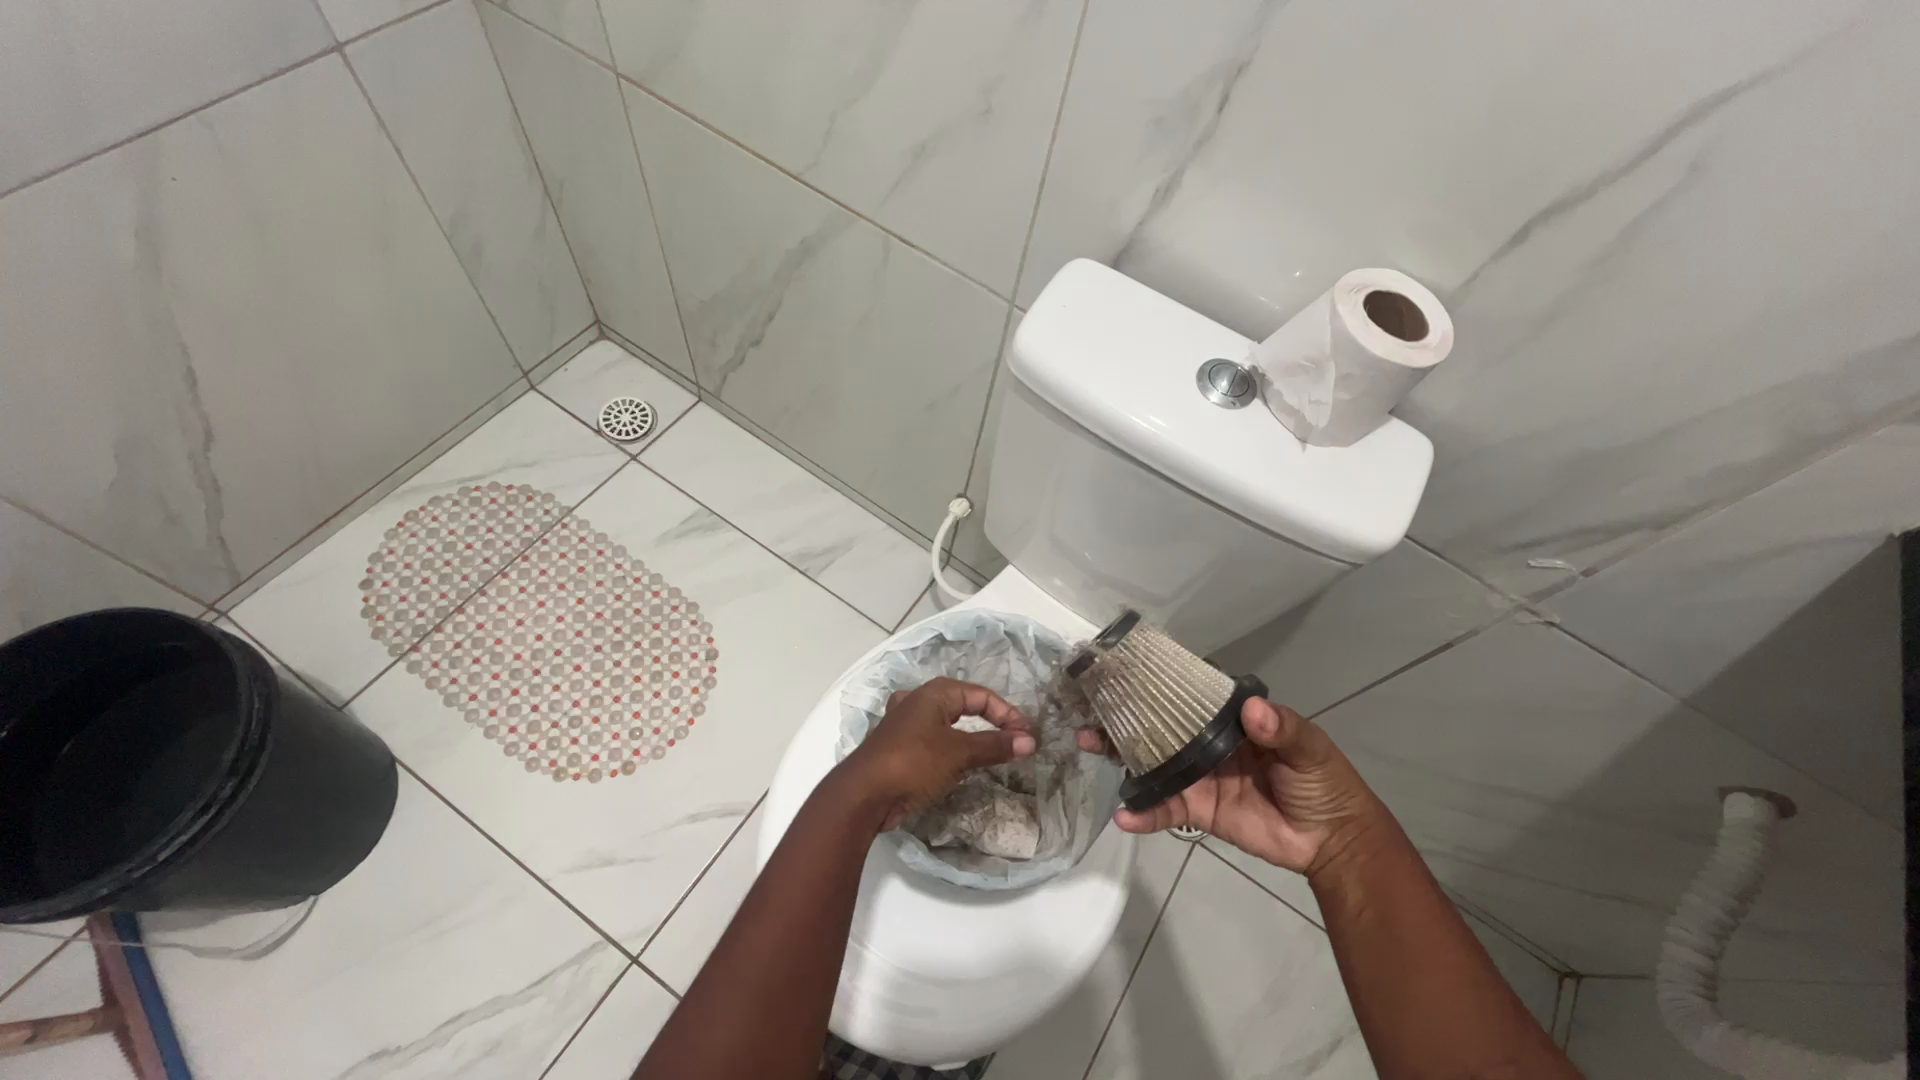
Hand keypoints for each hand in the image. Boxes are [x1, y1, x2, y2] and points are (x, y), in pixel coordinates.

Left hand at [836, 677, 1036, 832]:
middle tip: (1014, 743)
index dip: (1008, 714)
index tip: (1027, 737)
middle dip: (992, 722)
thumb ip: (994, 745)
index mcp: (933, 693)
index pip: (981, 696)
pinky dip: (954, 750)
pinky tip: (961, 765)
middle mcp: (918, 702)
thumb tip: (1030, 740)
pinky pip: (935, 743)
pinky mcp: (900, 749)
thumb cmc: (913, 763)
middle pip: (965, 706)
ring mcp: (905, 726)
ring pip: (948, 725)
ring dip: (972, 737)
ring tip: (994, 753)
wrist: (863, 795)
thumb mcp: (959, 752)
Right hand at [1076, 697, 1384, 876]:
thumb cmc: (1323, 781)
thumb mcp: (1310, 748)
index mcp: (1228, 720)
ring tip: (1088, 744)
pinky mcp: (1197, 811)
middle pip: (1158, 727)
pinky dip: (1143, 813)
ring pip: (1152, 763)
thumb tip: (1254, 711)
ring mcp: (1198, 777)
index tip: (1121, 671)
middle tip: (1089, 705)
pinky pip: (1164, 809)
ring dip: (1119, 755)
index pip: (1186, 697)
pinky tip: (1122, 815)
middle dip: (1123, 717)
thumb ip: (1283, 729)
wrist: (1333, 839)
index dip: (1156, 685)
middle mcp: (1205, 743)